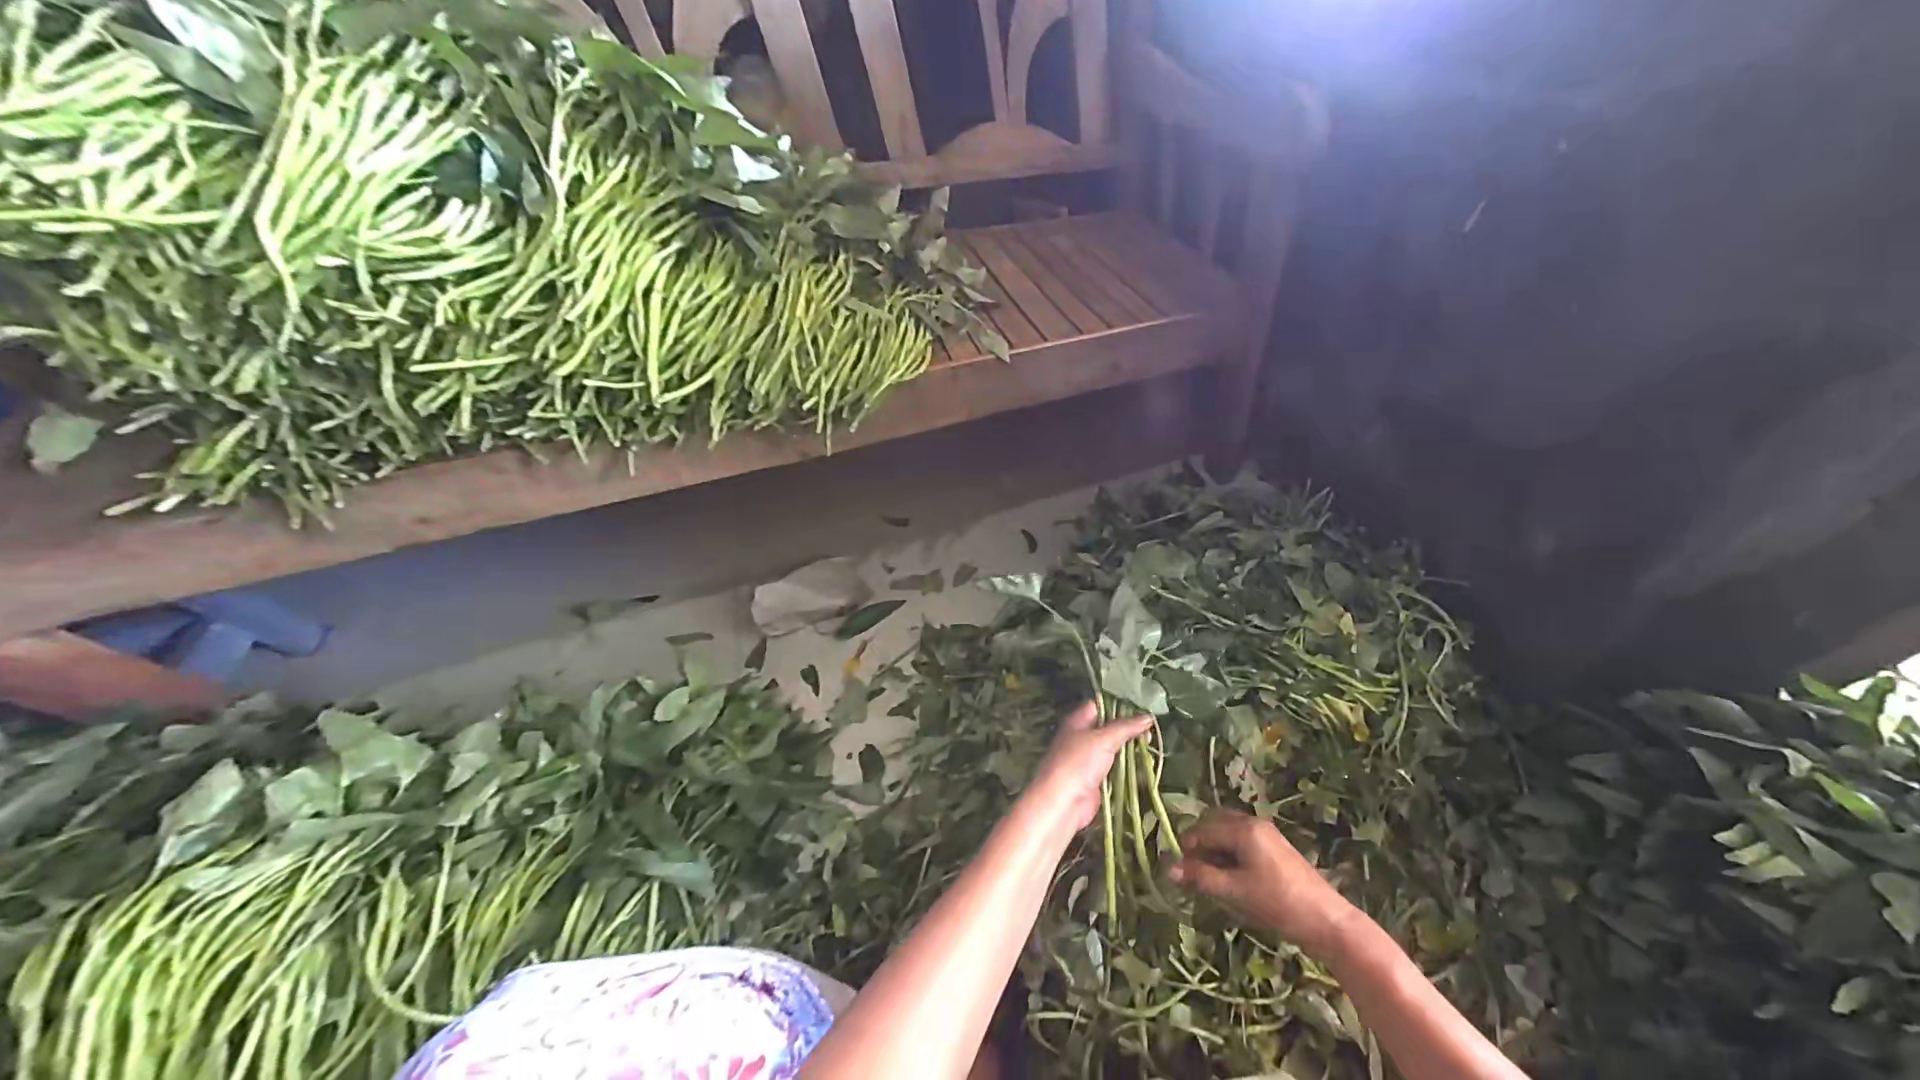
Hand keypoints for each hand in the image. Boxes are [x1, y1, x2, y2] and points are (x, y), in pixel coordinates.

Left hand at [1021, 702, 1151, 832]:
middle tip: (1151, 728)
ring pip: (1114, 748)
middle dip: (1129, 728)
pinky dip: (1129, 767)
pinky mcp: (1097, 778)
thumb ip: (1126, 727)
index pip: (1100, 705)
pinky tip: (1145, 764)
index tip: (1142, 705)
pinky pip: (1116, 768)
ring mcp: (1089, 759)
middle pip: (1109, 727)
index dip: (1119, 704)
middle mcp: (1082, 737)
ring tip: (1152, 743)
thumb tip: (1148, 716)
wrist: (1064, 802)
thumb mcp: (1103, 739)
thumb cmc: (1078, 762)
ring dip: (1131, 748)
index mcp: (1078, 721)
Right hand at [1169, 810, 1358, 958]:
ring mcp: (1266, 834)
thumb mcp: (1235, 892)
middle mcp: (1253, 823)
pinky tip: (1229, 877)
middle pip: (1213, 824)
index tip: (1177, 873)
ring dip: (1213, 850)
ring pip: (1227, 832)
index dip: (1185, 850)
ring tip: (1209, 877)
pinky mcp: (1274, 847)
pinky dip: (1228, 853)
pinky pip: (1241, 841)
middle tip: (1192, 873)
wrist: (1328, 922)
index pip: (1201, 831)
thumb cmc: (1278, 903)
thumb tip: (1168, 869)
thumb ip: (1201, 877)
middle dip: (1198, 845)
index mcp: (1243, 828)